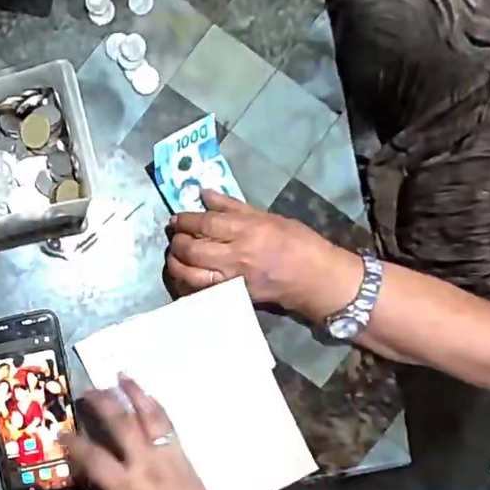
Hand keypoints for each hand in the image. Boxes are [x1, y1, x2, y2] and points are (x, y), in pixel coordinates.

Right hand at [52, 375, 243, 489]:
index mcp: (128, 488)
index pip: (94, 458)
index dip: (74, 444)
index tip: (60, 433)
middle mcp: (146, 464)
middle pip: (122, 424)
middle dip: (103, 404)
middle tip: (86, 391)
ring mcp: (166, 455)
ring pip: (149, 416)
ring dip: (134, 394)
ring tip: (119, 376)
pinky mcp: (181, 453)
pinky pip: (167, 424)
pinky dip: (155, 406)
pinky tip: (146, 395)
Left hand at [166, 191, 363, 321]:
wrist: (315, 278)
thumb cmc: (296, 242)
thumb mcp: (268, 216)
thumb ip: (233, 207)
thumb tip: (204, 194)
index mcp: (248, 231)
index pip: (206, 224)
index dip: (186, 220)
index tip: (175, 218)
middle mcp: (237, 256)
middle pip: (193, 249)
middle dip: (178, 242)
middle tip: (175, 236)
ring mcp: (233, 279)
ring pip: (192, 275)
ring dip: (176, 265)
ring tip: (175, 257)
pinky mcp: (233, 296)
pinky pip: (200, 292)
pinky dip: (186, 285)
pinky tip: (183, 276)